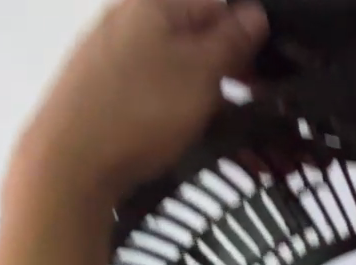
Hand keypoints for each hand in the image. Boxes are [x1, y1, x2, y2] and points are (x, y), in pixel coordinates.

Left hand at [12, 0, 268, 205]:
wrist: (74, 158)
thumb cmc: (143, 108)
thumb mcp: (200, 73)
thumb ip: (230, 41)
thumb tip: (255, 12)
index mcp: (155, 5)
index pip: (218, 4)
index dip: (253, 33)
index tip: (281, 69)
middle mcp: (132, 19)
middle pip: (200, 36)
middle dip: (238, 70)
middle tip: (268, 106)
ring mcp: (118, 55)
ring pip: (185, 69)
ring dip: (222, 99)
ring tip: (248, 135)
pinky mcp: (112, 88)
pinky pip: (166, 93)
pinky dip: (194, 113)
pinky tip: (208, 138)